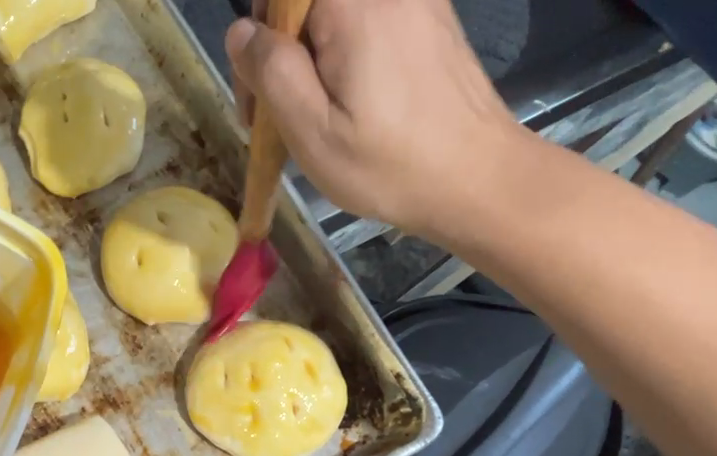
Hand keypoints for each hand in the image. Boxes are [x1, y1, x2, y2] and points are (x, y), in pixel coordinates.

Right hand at [226, 0, 523, 236]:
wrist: (475, 176)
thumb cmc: (386, 165)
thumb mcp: (311, 131)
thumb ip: (272, 72)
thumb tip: (241, 32)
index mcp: (354, 8)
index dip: (260, 34)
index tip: (259, 91)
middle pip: (308, 1)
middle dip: (284, 44)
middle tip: (280, 111)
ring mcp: (415, 0)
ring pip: (335, 13)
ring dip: (313, 53)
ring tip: (317, 111)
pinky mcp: (429, 18)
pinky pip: (367, 20)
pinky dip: (345, 52)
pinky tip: (351, 98)